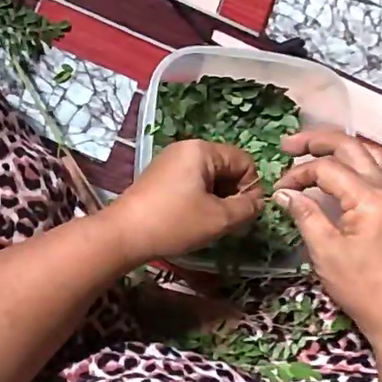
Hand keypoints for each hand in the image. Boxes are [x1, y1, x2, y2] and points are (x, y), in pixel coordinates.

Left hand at [100, 139, 264, 263]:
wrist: (123, 234)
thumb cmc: (174, 222)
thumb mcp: (219, 218)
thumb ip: (247, 207)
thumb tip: (257, 201)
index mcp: (201, 150)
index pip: (244, 161)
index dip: (251, 188)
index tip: (243, 213)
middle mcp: (185, 148)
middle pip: (226, 167)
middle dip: (232, 193)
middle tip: (226, 221)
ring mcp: (169, 161)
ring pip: (208, 177)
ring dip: (216, 198)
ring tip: (208, 222)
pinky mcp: (159, 176)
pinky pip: (190, 182)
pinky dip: (198, 199)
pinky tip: (191, 219)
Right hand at [271, 131, 381, 349]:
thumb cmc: (364, 288)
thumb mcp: (326, 251)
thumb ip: (305, 214)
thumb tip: (284, 193)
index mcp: (370, 198)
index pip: (326, 168)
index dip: (297, 174)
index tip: (277, 191)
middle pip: (352, 147)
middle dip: (317, 141)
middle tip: (287, 145)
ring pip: (368, 154)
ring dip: (338, 149)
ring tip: (311, 152)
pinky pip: (376, 170)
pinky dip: (352, 163)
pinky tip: (336, 174)